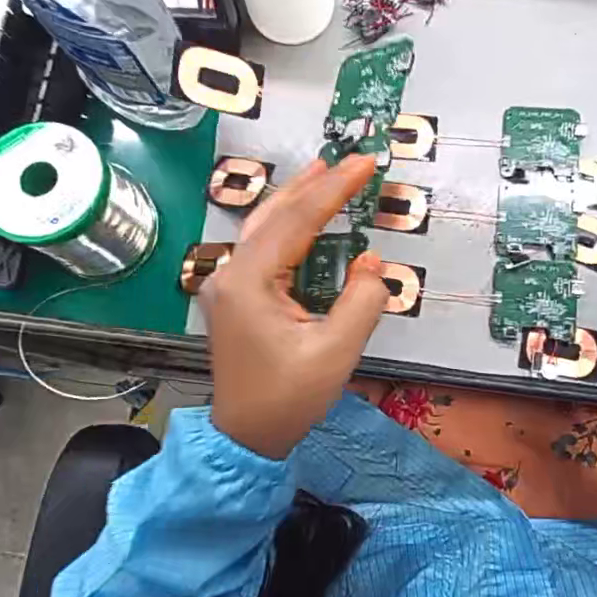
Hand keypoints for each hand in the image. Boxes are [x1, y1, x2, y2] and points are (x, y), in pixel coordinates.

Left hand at [201, 156, 387, 458]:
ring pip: (261, 229)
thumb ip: (362, 301)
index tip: (366, 164)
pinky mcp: (232, 300)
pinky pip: (259, 251)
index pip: (297, 221)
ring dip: (294, 201)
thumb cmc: (288, 399)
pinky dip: (284, 230)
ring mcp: (226, 286)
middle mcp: (230, 275)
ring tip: (323, 175)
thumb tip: (370, 262)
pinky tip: (300, 222)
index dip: (334, 189)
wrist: (246, 436)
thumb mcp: (336, 352)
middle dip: (311, 185)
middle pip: (273, 215)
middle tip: (346, 160)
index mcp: (249, 282)